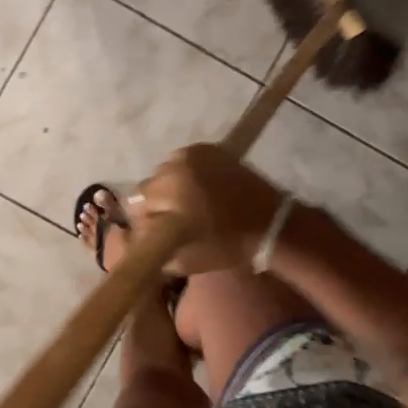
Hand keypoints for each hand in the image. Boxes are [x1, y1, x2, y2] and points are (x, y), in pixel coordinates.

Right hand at [132, 144, 285, 274]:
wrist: (271, 224)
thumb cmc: (226, 245)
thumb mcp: (182, 259)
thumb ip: (150, 245)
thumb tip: (136, 234)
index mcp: (167, 188)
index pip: (136, 202)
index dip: (147, 220)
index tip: (163, 231)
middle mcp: (176, 164)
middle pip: (151, 184)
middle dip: (159, 202)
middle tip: (179, 219)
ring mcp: (194, 152)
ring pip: (167, 171)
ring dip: (173, 186)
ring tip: (193, 204)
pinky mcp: (209, 148)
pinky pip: (185, 161)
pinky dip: (188, 174)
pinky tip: (203, 189)